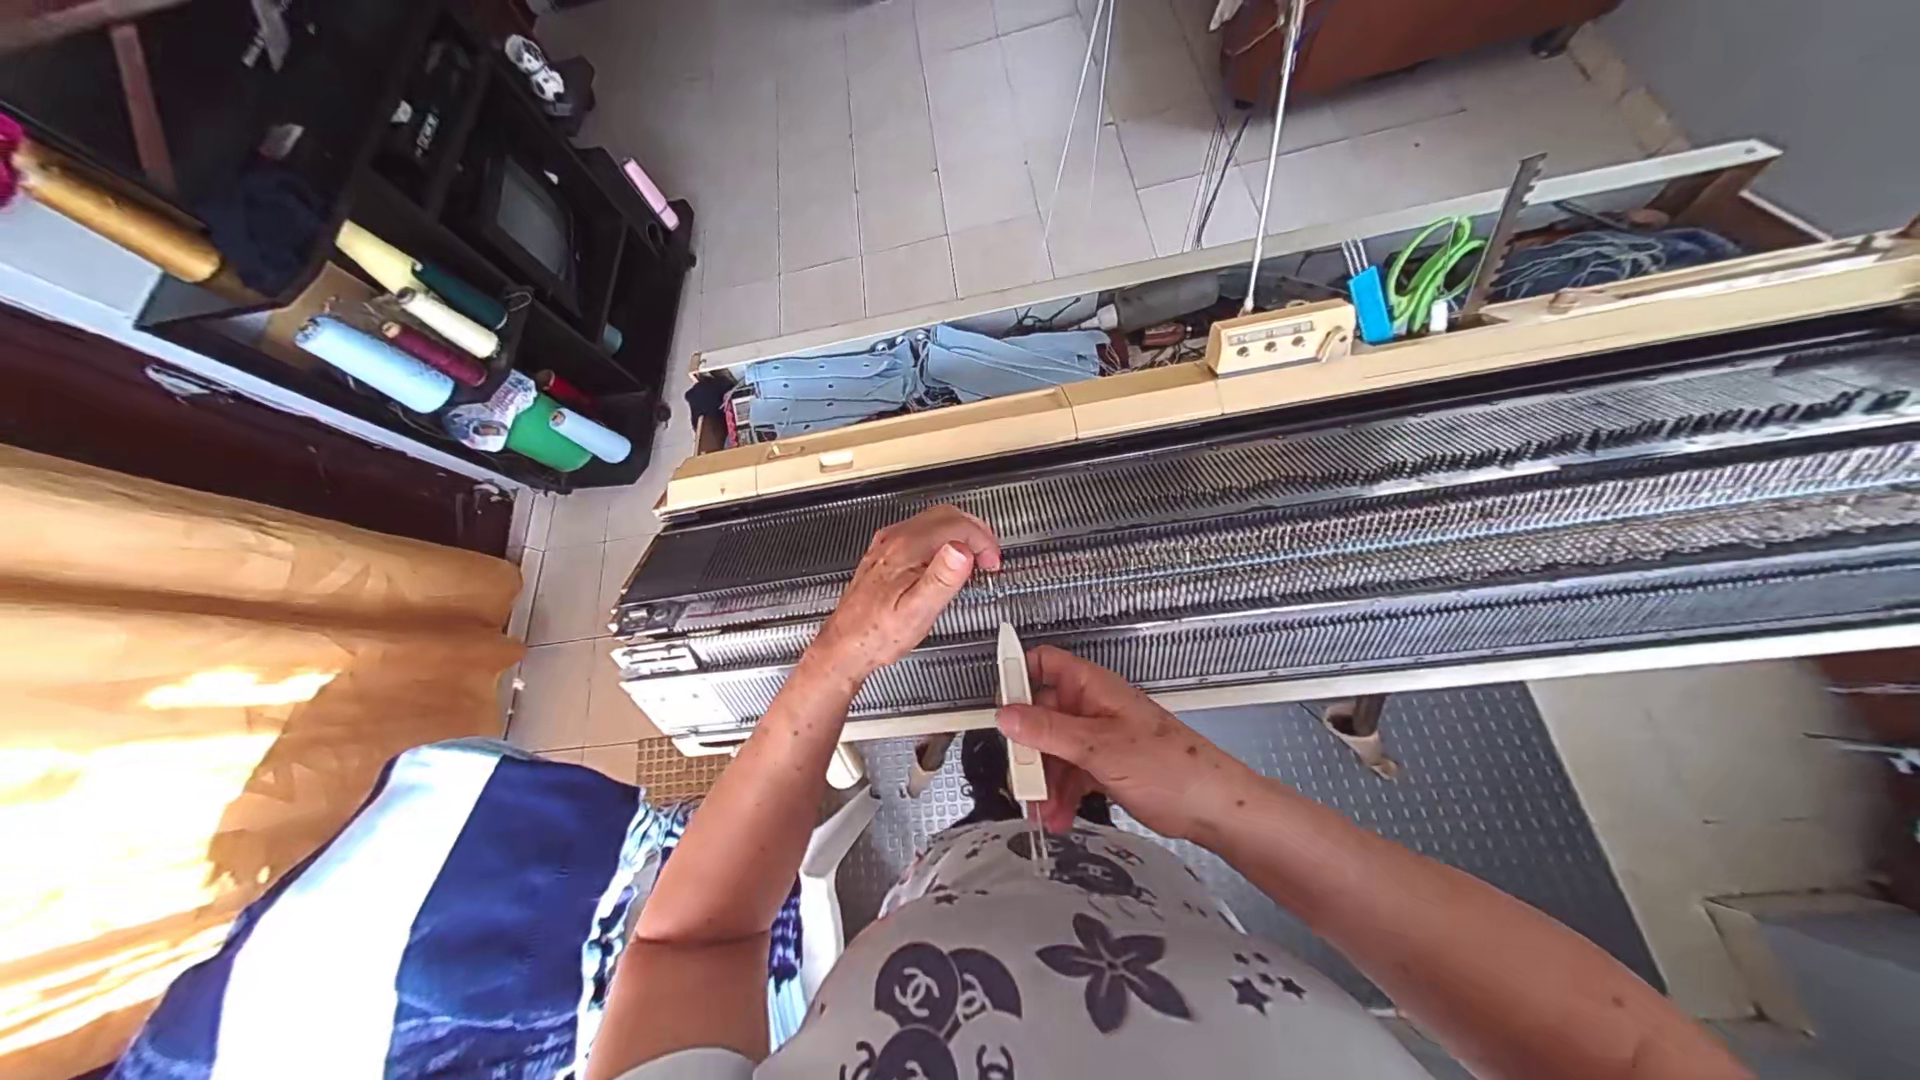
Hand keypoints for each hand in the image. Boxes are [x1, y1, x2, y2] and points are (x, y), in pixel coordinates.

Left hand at [805, 505, 1001, 683]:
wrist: (845, 646)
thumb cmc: (877, 635)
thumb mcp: (918, 611)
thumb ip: (943, 577)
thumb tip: (963, 550)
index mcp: (906, 549)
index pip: (957, 525)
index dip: (982, 541)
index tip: (991, 562)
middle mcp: (895, 540)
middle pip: (947, 515)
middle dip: (976, 532)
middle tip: (989, 557)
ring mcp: (888, 546)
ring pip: (934, 521)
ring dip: (961, 534)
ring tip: (975, 560)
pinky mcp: (886, 555)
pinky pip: (921, 534)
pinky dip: (943, 541)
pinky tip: (947, 563)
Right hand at [997, 646, 1257, 840]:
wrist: (1213, 809)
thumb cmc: (1171, 766)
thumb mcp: (1100, 747)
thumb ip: (1049, 731)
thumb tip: (1006, 715)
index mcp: (1092, 687)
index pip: (1044, 664)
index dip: (1017, 676)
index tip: (997, 705)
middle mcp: (1091, 707)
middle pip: (1040, 715)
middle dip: (1027, 749)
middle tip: (1020, 778)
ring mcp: (1097, 737)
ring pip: (1052, 750)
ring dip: (1043, 781)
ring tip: (1042, 811)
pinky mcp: (1103, 765)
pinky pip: (1069, 774)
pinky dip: (1060, 795)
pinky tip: (1058, 817)